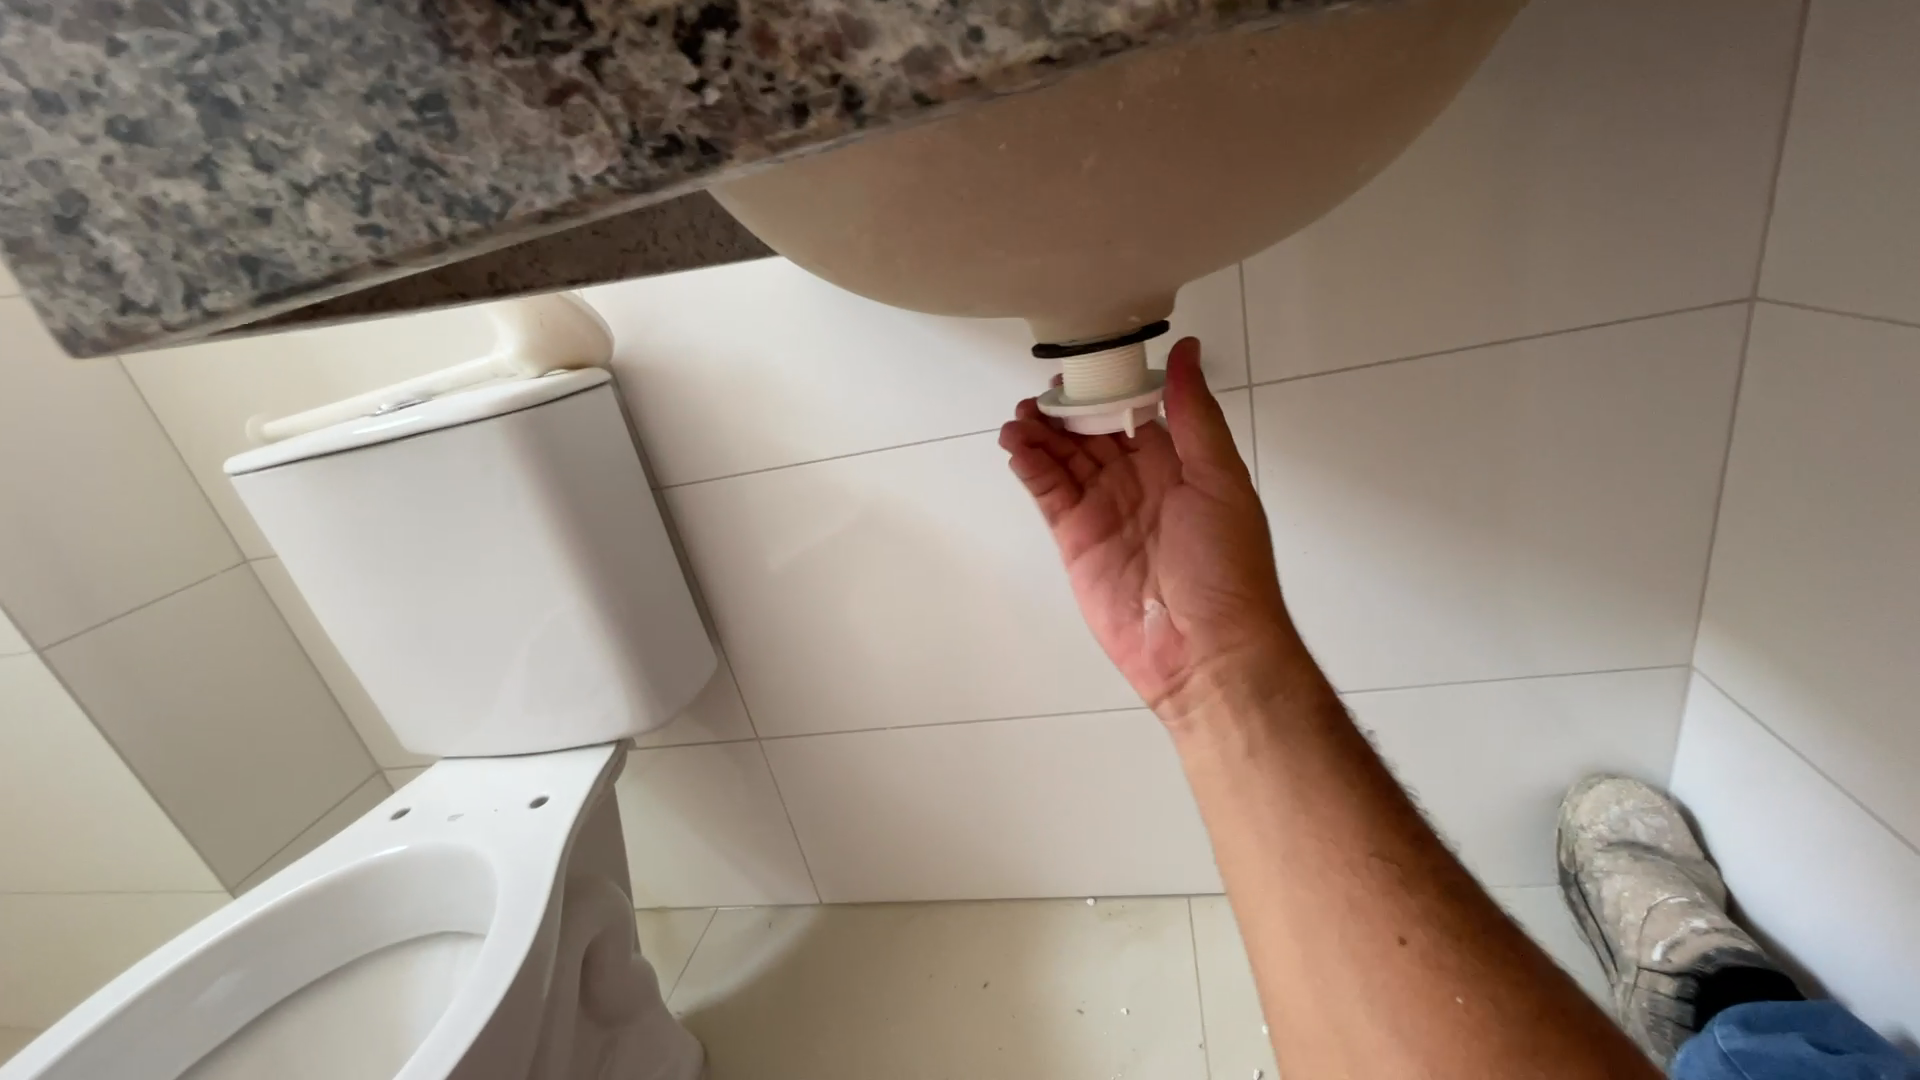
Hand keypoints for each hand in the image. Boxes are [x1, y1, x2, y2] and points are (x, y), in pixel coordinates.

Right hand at [1001, 338, 1296, 719]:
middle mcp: (1136, 483)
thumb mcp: (1220, 480)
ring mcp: (1103, 512)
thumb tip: (1186, 349)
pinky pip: (1049, 496)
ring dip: (1040, 437)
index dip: (1105, 390)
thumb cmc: (1224, 564)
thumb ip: (1194, 416)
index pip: (1132, 414)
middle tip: (1037, 395)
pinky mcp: (1075, 540)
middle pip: (1091, 435)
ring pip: (1064, 462)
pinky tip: (1017, 448)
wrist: (1202, 649)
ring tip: (1018, 419)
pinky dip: (1032, 470)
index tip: (1079, 368)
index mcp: (1176, 465)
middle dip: (1064, 412)